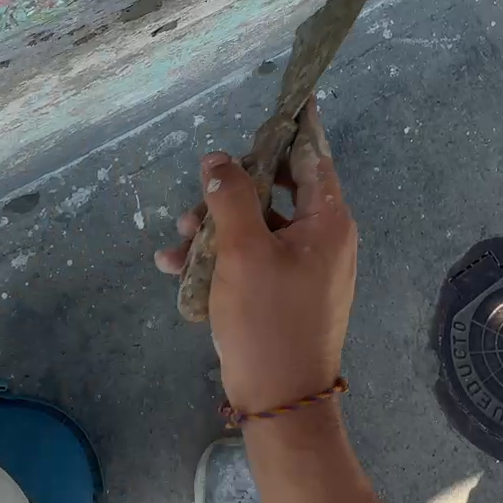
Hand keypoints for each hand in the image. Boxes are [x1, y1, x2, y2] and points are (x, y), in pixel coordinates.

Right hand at [156, 97, 357, 414]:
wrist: (279, 404)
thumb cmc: (267, 319)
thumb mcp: (243, 250)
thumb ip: (230, 195)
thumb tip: (218, 159)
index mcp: (327, 221)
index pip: (314, 155)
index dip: (295, 126)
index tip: (287, 98)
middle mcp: (321, 238)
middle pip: (276, 188)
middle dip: (230, 187)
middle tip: (199, 189)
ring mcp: (303, 267)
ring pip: (256, 224)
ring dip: (214, 225)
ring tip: (177, 239)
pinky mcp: (283, 291)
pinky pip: (251, 257)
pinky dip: (219, 256)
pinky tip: (175, 267)